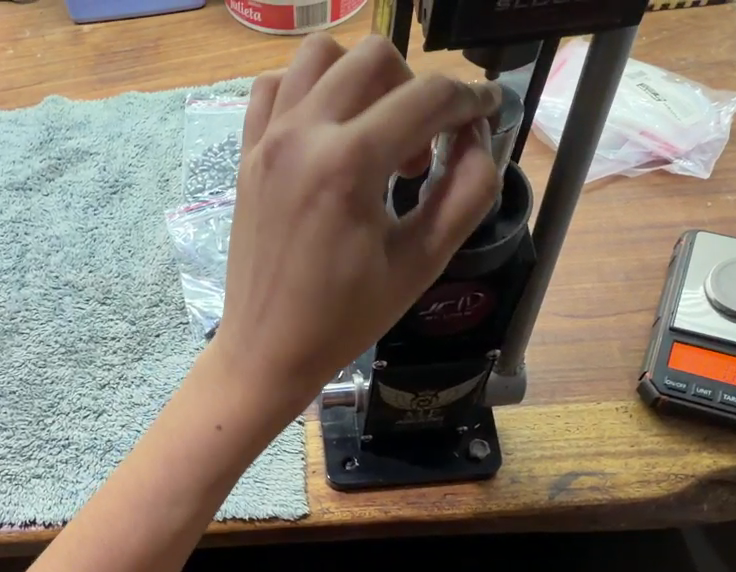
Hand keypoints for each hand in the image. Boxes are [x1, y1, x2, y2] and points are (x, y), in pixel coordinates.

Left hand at [205, 34, 502, 424]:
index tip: (489, 111)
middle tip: (420, 152)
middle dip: (416, 91)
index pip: (429, 97)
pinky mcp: (247, 156)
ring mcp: (267, 141)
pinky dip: (309, 92)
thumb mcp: (421, 263)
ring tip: (374, 134)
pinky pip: (275, 88)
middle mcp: (302, 136)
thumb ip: (467, 191)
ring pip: (321, 56)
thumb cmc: (345, 319)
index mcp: (348, 165)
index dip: (472, 99)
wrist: (268, 351)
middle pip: (376, 57)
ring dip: (361, 79)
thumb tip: (479, 137)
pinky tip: (327, 133)